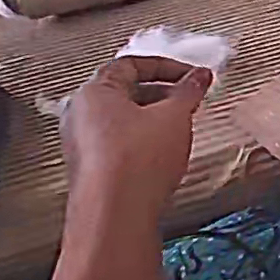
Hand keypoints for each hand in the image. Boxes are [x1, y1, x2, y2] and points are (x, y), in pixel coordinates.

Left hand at [62, 56, 212, 229]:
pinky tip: (165, 152)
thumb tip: (198, 77)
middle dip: (163, 92)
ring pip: (124, 119)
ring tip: (181, 125)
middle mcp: (81, 115)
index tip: (191, 75)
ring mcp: (83, 144)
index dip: (167, 67)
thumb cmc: (135, 162)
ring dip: (155, 118)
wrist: (116, 214)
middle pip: (127, 91)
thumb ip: (189, 90)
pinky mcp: (93, 169)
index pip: (132, 64)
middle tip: (191, 97)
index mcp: (95, 92)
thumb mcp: (175, 115)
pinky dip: (145, 140)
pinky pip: (121, 143)